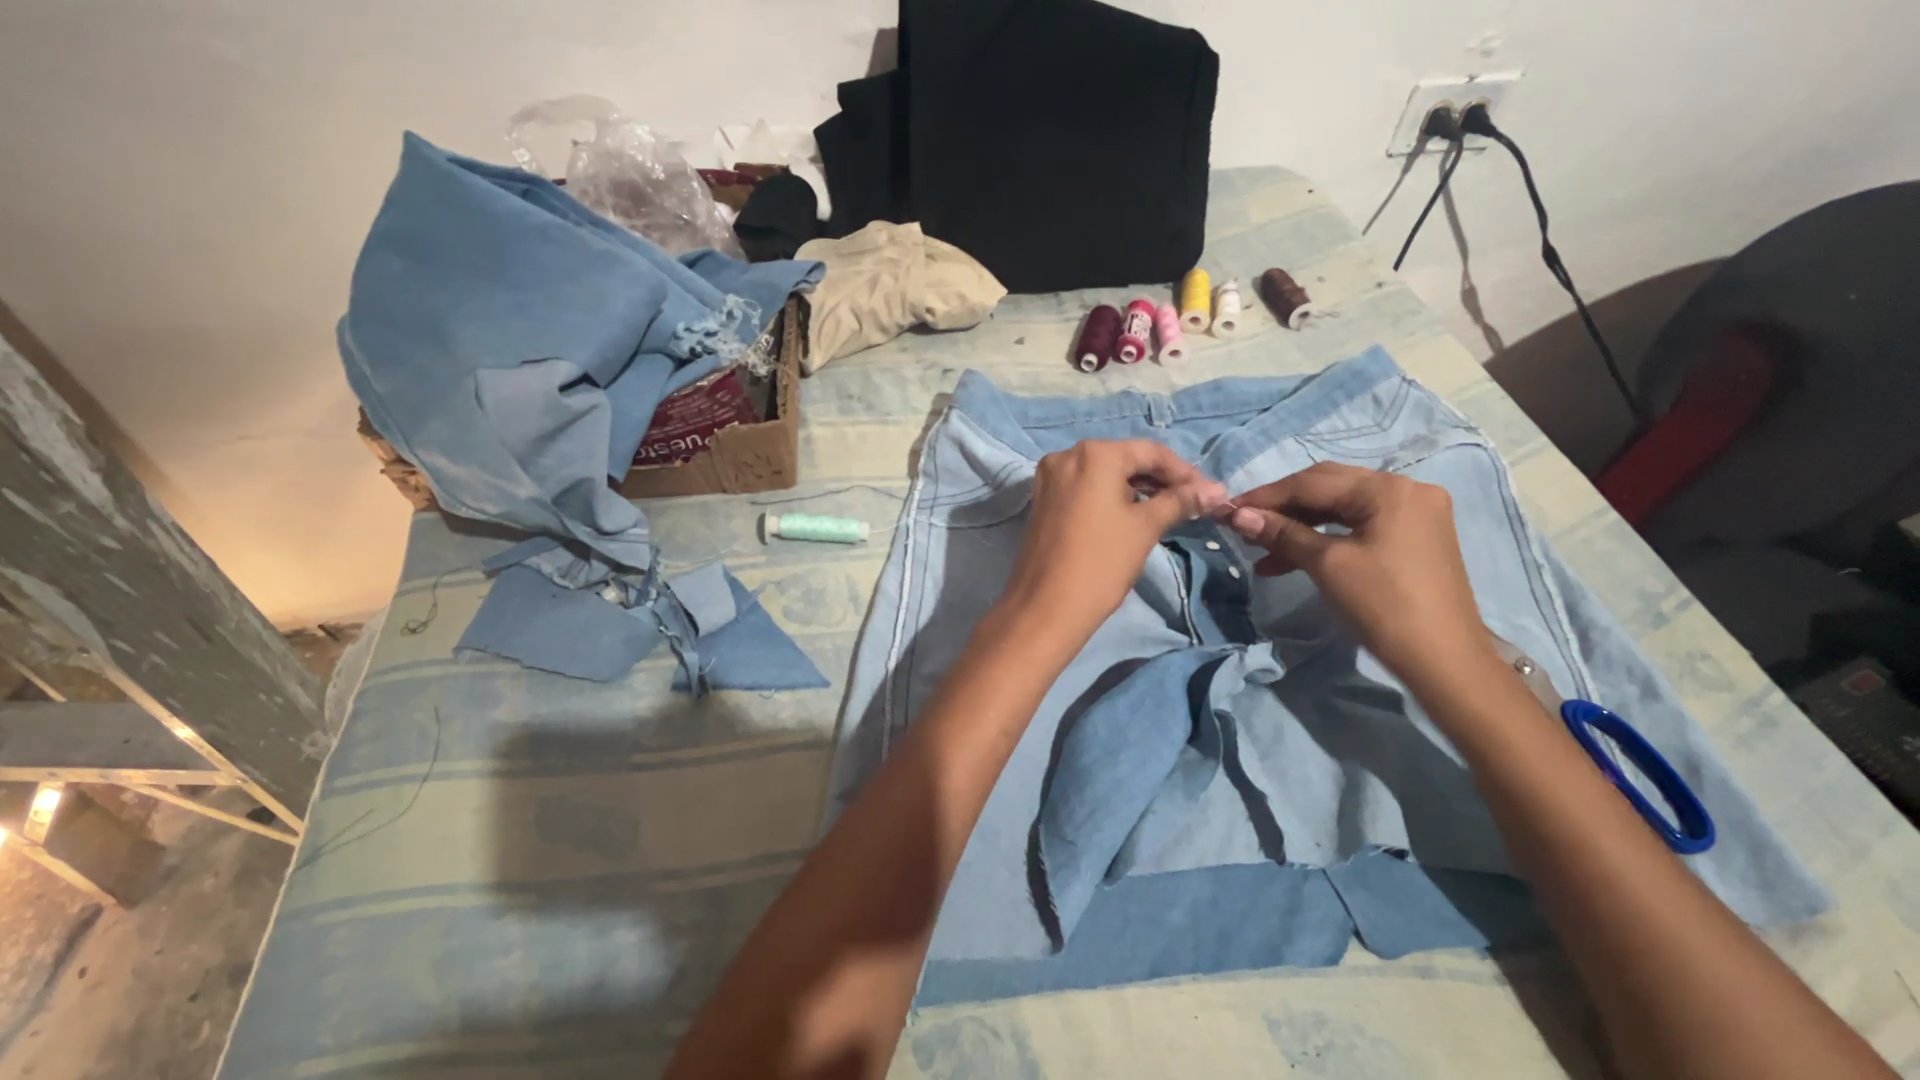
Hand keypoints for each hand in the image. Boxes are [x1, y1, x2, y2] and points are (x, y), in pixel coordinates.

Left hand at [1001, 439, 1226, 640]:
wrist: (1046, 607)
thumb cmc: (1102, 563)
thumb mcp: (1145, 527)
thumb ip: (1179, 501)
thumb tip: (1215, 490)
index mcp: (1094, 454)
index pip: (1150, 452)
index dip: (1185, 472)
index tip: (1210, 493)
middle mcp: (1067, 455)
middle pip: (1125, 459)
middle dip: (1160, 479)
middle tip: (1192, 503)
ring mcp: (1050, 477)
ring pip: (1104, 474)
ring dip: (1137, 488)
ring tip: (1168, 510)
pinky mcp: (1043, 499)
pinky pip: (1086, 488)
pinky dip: (1111, 496)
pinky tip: (1133, 514)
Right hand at [1226, 462, 1490, 684]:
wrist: (1443, 660)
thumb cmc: (1384, 605)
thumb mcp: (1328, 565)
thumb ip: (1283, 534)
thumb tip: (1237, 516)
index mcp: (1388, 489)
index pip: (1313, 482)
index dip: (1265, 496)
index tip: (1227, 510)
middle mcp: (1406, 489)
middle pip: (1329, 488)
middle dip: (1282, 508)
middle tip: (1243, 525)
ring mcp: (1415, 514)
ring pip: (1342, 509)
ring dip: (1300, 527)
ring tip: (1262, 551)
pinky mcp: (1415, 538)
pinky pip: (1359, 526)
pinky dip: (1325, 538)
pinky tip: (1293, 558)